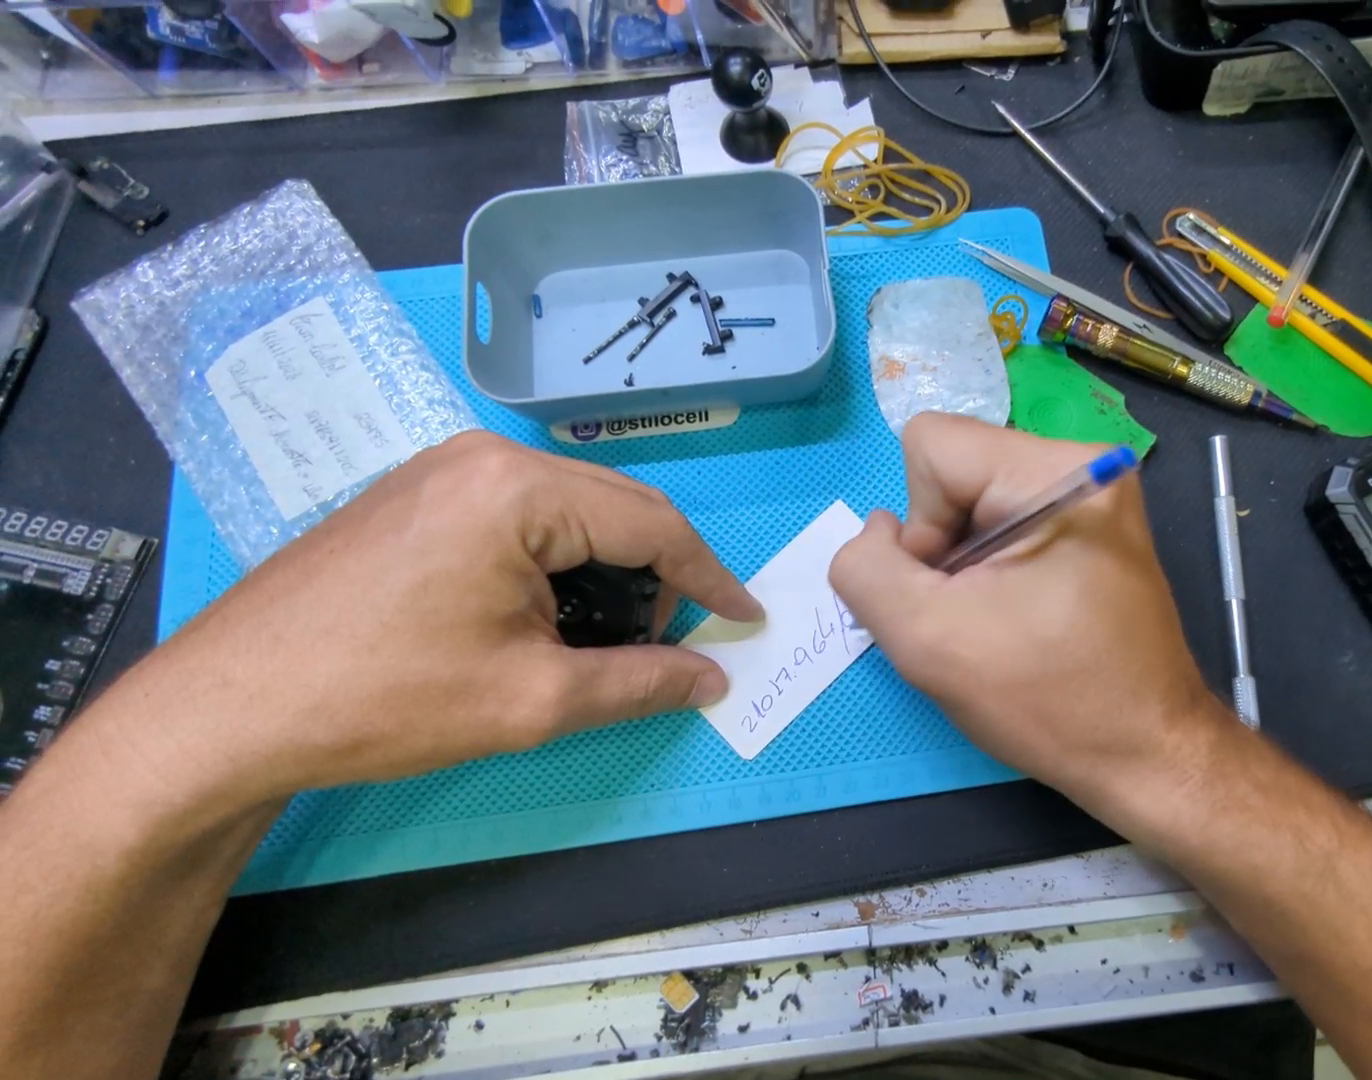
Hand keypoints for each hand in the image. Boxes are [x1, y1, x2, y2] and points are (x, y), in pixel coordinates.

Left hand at [94, 432, 760, 810]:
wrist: (220, 714)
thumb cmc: (386, 700)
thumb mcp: (534, 699)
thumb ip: (643, 682)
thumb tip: (715, 680)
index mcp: (521, 490)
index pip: (654, 525)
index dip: (710, 577)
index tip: (745, 619)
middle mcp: (489, 457)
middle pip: (619, 507)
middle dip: (660, 575)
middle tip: (670, 640)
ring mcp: (449, 468)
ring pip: (577, 509)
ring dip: (613, 567)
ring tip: (608, 635)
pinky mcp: (424, 491)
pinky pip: (530, 513)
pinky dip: (566, 559)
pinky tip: (553, 610)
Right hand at [829, 414, 1236, 823]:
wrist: (1146, 754)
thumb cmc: (1048, 699)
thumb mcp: (927, 639)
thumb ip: (867, 568)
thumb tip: (878, 528)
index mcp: (1059, 470)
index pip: (932, 444)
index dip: (920, 524)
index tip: (955, 591)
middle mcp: (1087, 464)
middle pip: (956, 472)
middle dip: (944, 547)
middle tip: (978, 614)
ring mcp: (1098, 494)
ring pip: (977, 501)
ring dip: (966, 564)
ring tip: (1001, 620)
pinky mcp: (1098, 526)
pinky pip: (1010, 522)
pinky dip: (994, 569)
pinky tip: (1019, 614)